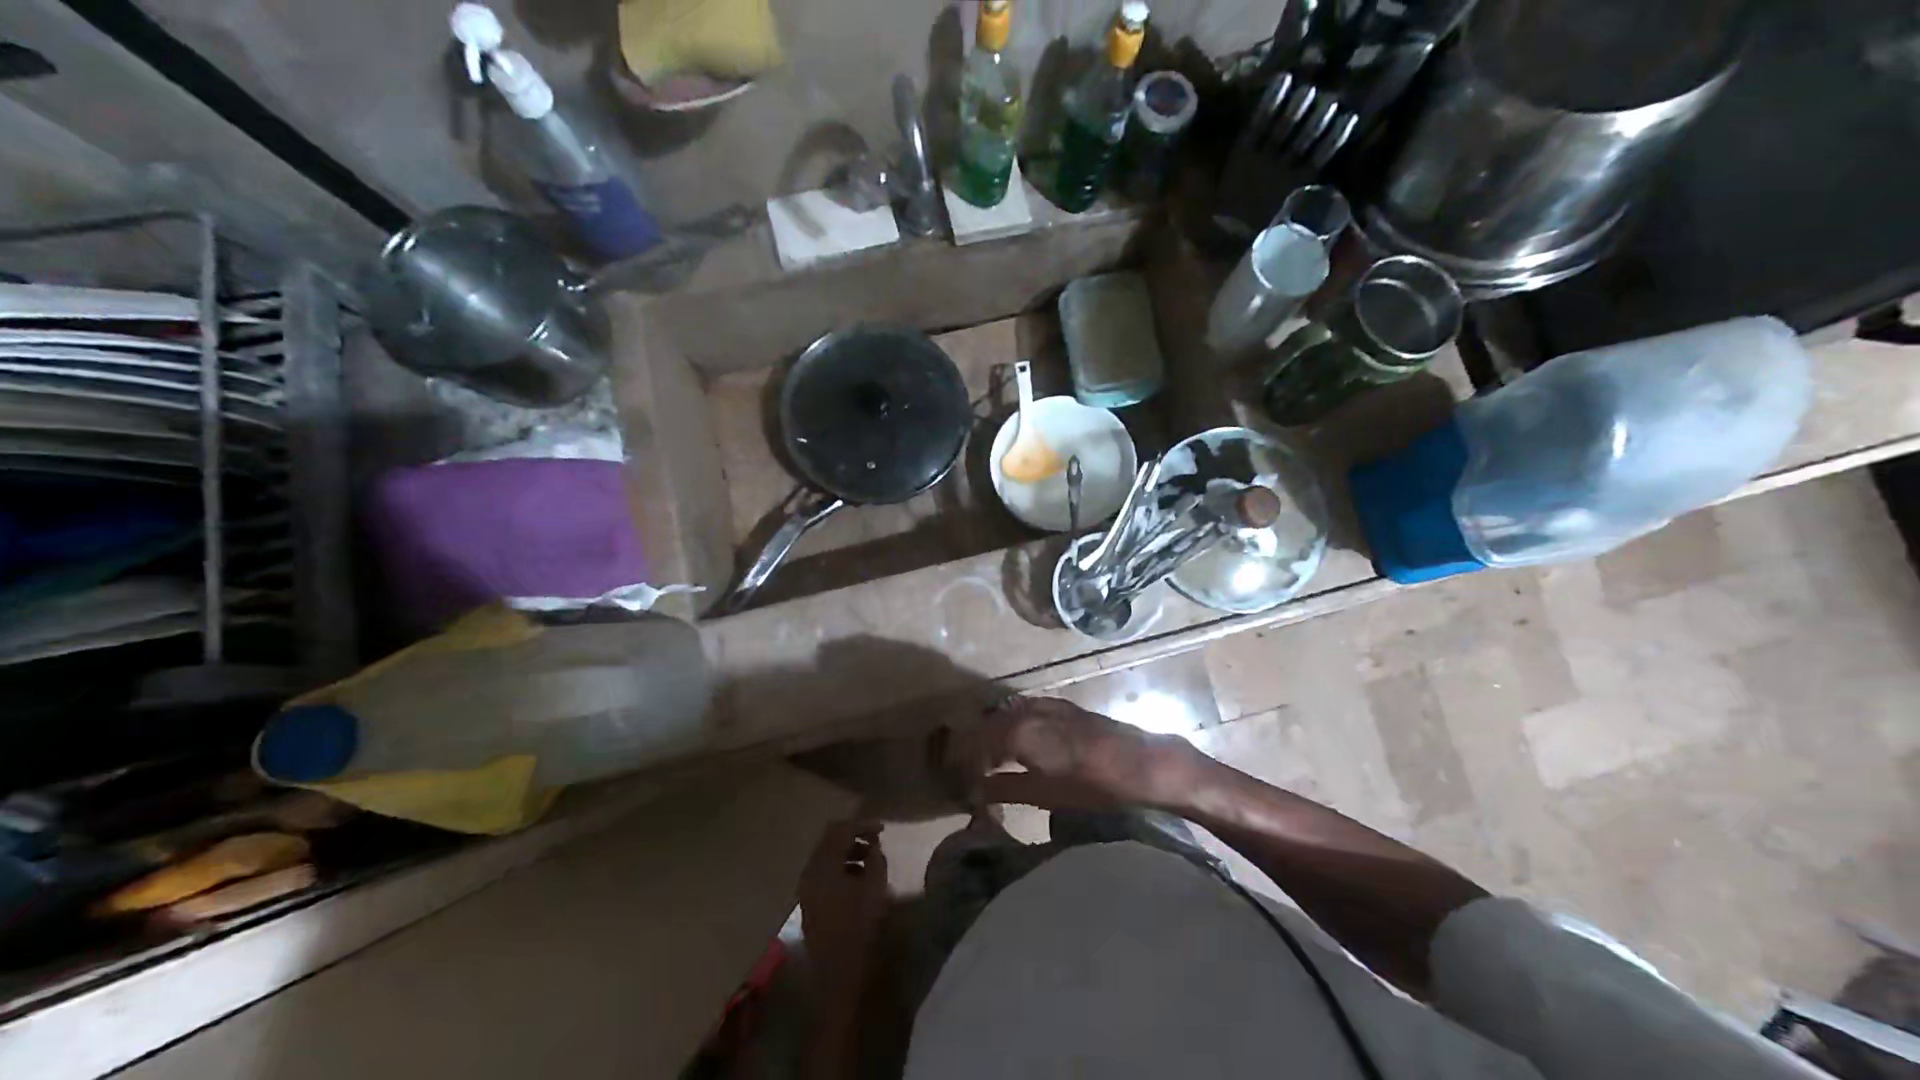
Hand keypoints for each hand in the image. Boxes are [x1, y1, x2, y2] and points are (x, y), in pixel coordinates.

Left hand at [797, 820, 888, 1000]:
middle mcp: (809, 872)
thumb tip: (873, 846)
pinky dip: (840, 867)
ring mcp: (806, 888)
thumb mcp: (875, 888)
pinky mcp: (809, 902)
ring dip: (847, 852)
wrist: (839, 975)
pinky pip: (823, 873)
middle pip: (829, 841)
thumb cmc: (860, 928)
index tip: (883, 828)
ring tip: (871, 859)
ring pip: (825, 857)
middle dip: (853, 836)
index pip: (841, 831)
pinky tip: (858, 878)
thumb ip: (876, 860)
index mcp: (823, 865)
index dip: (863, 825)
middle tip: (876, 840)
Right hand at [947, 697, 1211, 812]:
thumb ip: (1008, 788)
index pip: (980, 742)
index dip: (967, 762)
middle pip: (992, 724)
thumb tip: (978, 790)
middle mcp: (1032, 712)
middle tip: (971, 771)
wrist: (1149, 768)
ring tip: (992, 758)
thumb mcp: (1048, 795)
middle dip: (977, 745)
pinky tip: (1020, 741)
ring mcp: (1051, 706)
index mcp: (1022, 733)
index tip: (961, 781)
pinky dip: (1016, 723)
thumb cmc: (1098, 789)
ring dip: (996, 732)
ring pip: (1010, 714)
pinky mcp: (1067, 707)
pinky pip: (1028, 708)